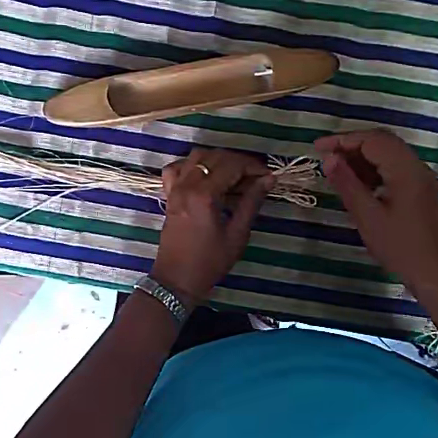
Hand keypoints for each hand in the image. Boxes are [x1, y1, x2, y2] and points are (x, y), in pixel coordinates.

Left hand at [151, 148, 275, 303]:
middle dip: (239, 162)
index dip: (253, 167)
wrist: (177, 279)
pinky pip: (178, 168)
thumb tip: (268, 180)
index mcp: (204, 194)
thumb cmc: (210, 262)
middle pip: (215, 157)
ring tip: (235, 176)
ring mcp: (175, 188)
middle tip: (256, 178)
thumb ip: (251, 203)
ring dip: (218, 160)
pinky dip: (193, 165)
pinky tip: (206, 176)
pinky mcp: (170, 195)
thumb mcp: (237, 234)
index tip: (268, 176)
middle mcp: (187, 185)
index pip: (232, 165)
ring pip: (197, 157)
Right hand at [314, 129, 437, 298]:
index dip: (342, 140)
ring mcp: (420, 178)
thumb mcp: (367, 216)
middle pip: (382, 142)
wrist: (434, 272)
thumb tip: (328, 158)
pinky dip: (373, 169)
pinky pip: (394, 168)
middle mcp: (416, 166)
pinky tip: (357, 184)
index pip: (372, 140)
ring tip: (337, 171)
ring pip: (388, 154)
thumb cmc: (399, 246)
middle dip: (352, 145)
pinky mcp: (419, 190)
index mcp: (406, 170)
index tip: (317, 149)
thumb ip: (347, 184)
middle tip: (325, 158)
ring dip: (362, 157)